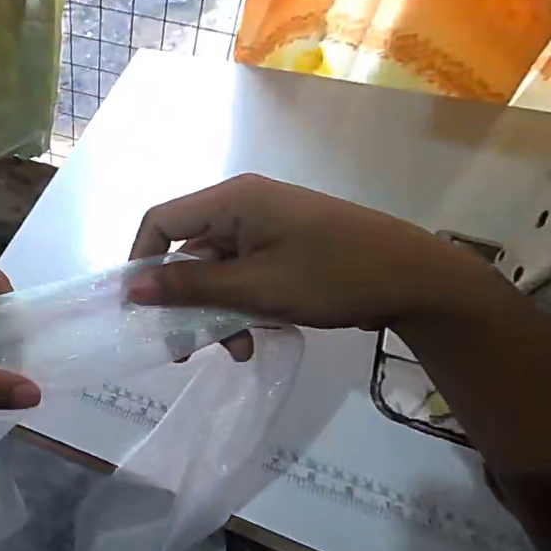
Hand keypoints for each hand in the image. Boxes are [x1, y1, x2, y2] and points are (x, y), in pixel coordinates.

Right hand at [127, 174, 514, 330]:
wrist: (416, 279)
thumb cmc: (333, 276)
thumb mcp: (256, 288)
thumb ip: (192, 288)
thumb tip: (134, 288)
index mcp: (233, 200)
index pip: (162, 221)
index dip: (141, 260)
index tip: (138, 307)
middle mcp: (243, 206)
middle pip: (190, 253)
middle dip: (185, 302)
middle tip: (182, 350)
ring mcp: (265, 227)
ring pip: (217, 272)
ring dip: (218, 313)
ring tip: (236, 350)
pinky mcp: (283, 248)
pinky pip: (244, 276)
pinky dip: (242, 307)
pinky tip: (255, 340)